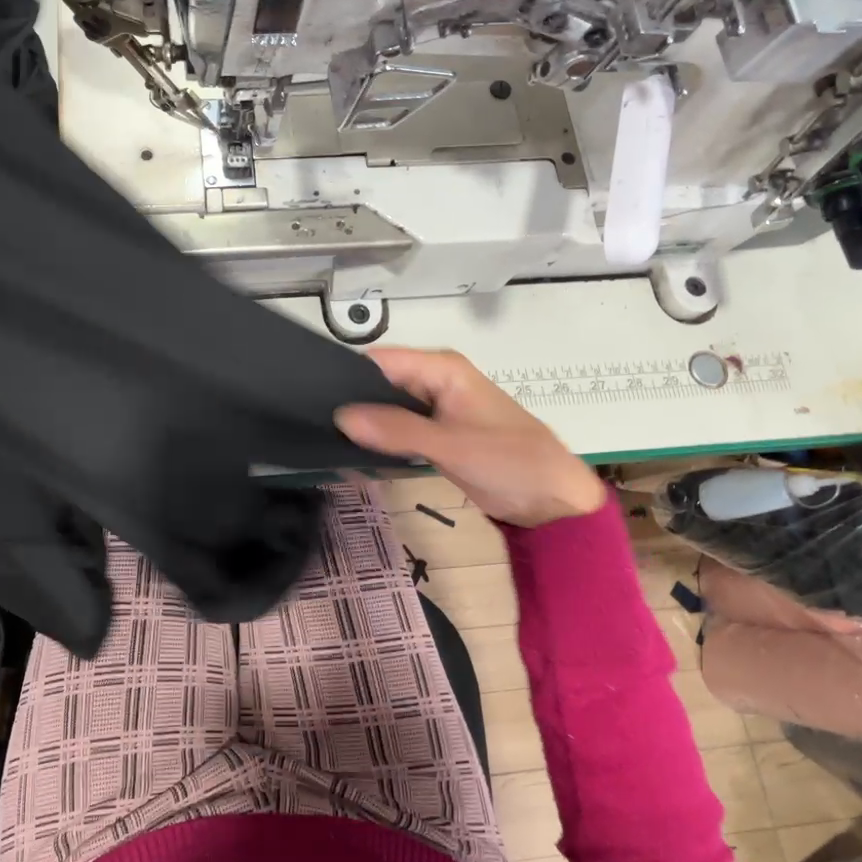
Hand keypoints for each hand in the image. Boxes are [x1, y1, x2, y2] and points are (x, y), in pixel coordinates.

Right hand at [336, 348, 605, 526]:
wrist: (552, 501)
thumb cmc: (511, 461)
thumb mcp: (451, 445)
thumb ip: (397, 430)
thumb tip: (341, 416)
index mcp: (442, 369)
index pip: (380, 360)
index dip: (346, 375)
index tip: (309, 397)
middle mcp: (434, 381)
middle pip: (378, 381)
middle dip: (349, 400)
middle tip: (308, 423)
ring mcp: (434, 409)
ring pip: (384, 407)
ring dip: (362, 422)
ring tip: (319, 436)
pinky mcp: (434, 435)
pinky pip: (396, 429)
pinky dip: (378, 439)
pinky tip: (349, 451)